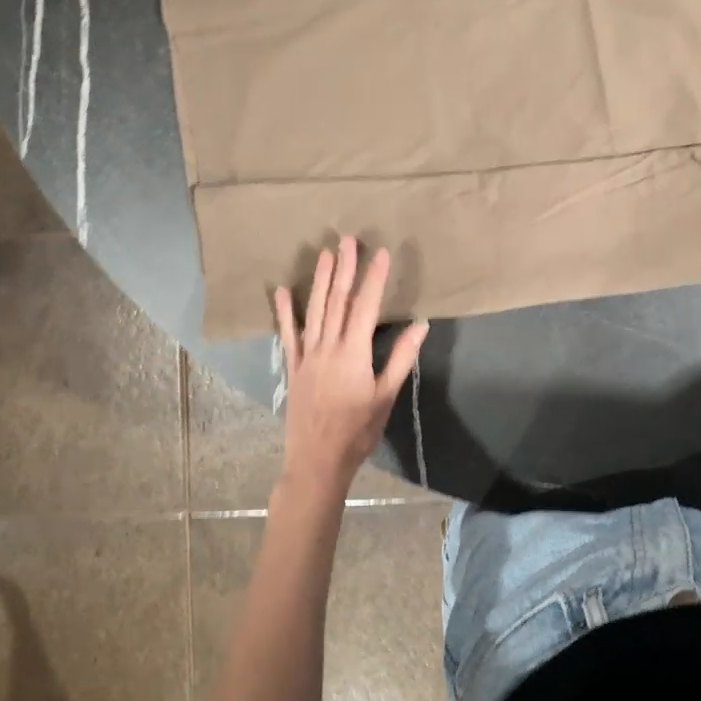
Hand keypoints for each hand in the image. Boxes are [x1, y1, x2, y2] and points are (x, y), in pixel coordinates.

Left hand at [273, 237, 428, 494]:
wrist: (317, 461)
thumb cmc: (358, 431)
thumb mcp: (386, 396)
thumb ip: (401, 358)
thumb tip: (419, 325)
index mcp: (353, 354)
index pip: (365, 307)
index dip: (374, 278)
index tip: (381, 253)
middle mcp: (327, 347)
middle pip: (337, 301)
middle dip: (344, 269)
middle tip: (348, 240)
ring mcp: (307, 356)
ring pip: (314, 311)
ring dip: (319, 281)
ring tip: (324, 254)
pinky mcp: (294, 368)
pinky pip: (289, 334)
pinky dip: (285, 312)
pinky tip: (281, 291)